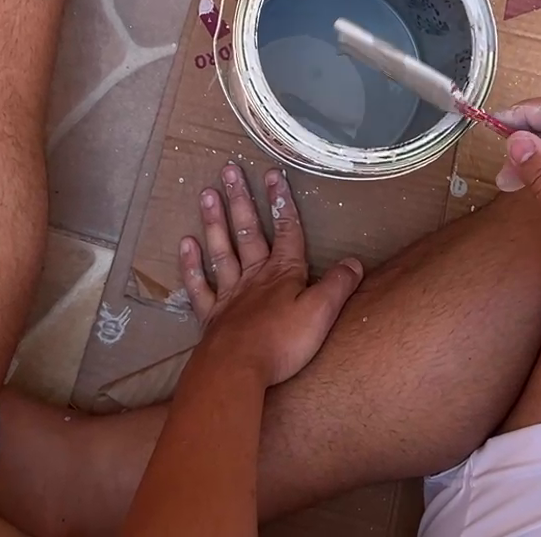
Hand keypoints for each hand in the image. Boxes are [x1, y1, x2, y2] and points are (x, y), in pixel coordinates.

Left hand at [178, 165, 364, 385]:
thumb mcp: (321, 313)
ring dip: (214, 221)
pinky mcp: (211, 317)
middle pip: (248, 231)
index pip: (286, 229)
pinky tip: (186, 243)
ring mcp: (229, 294)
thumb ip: (337, 285)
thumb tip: (354, 261)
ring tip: (206, 193)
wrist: (237, 371)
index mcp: (283, 273)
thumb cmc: (282, 343)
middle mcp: (254, 276)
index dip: (281, 201)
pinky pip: (199, 286)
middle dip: (241, 199)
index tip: (272, 172)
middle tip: (228, 169)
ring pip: (221, 250)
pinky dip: (191, 265)